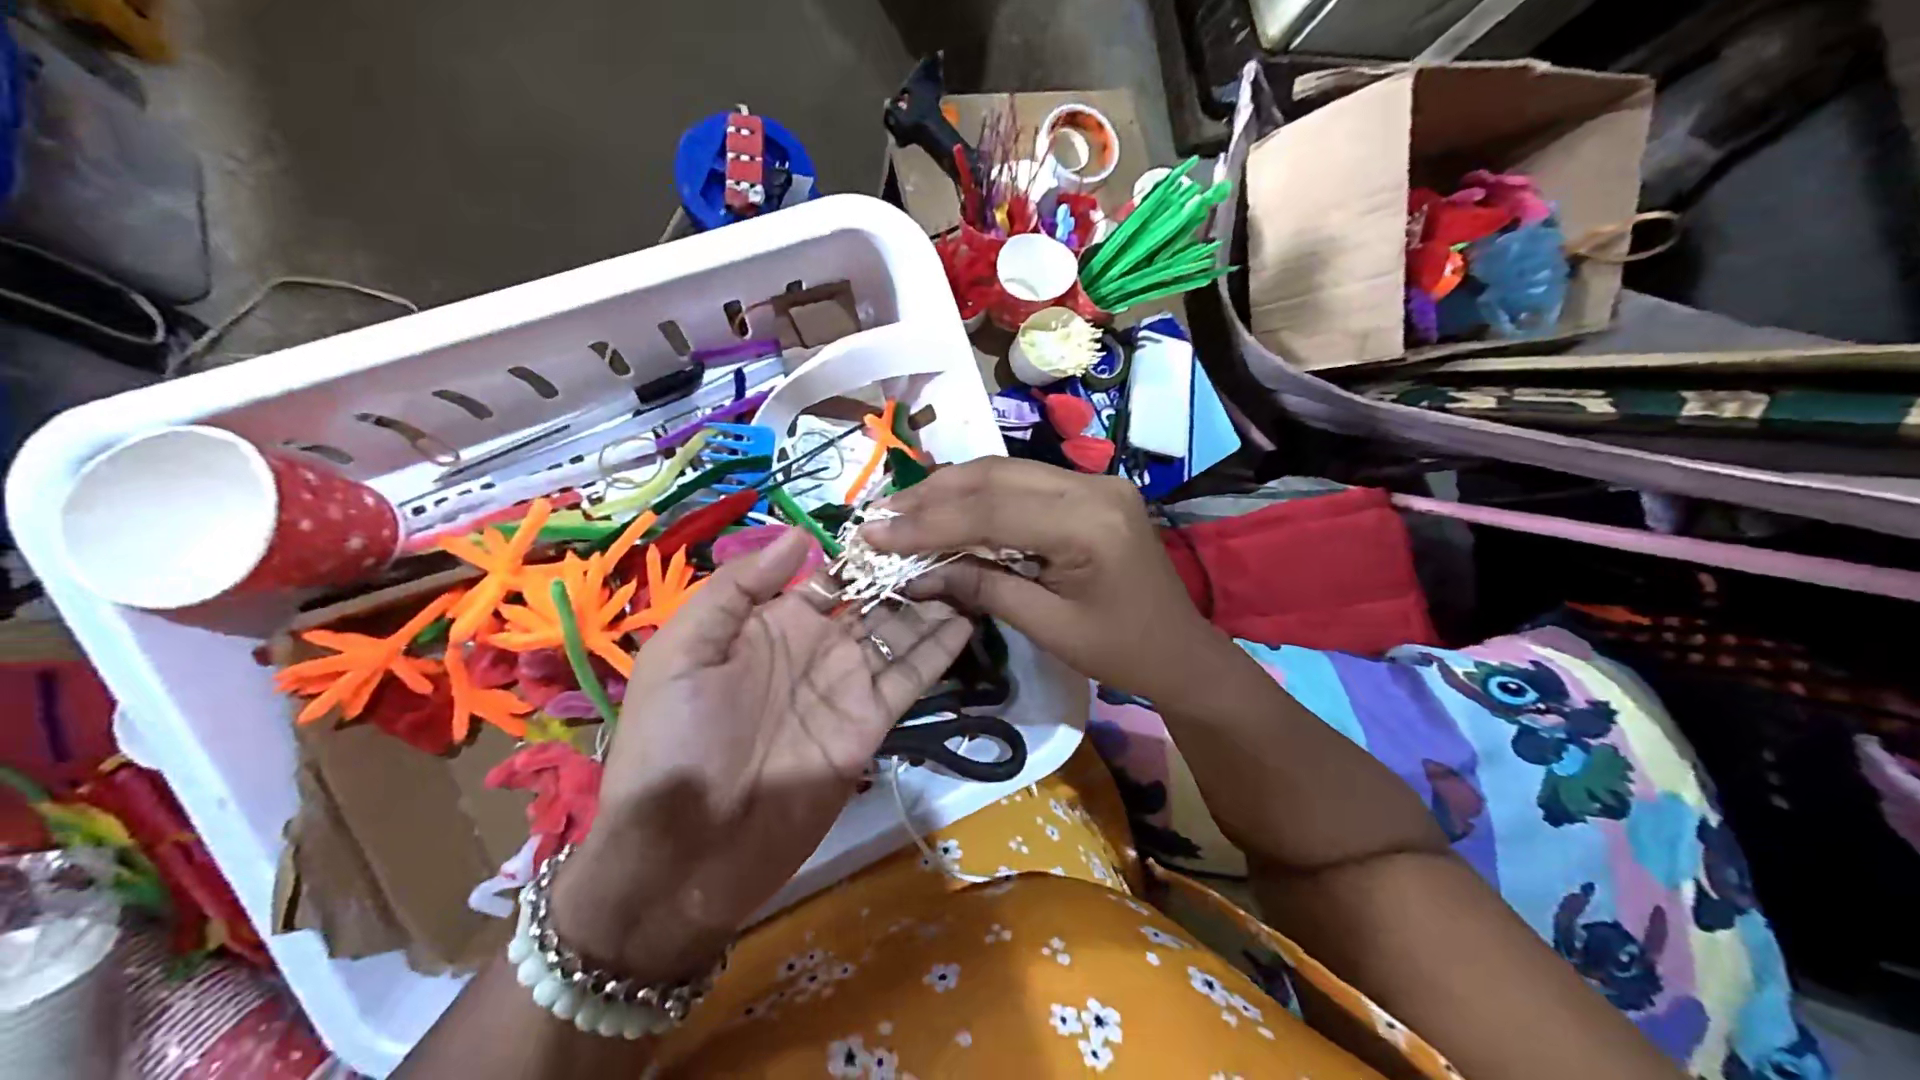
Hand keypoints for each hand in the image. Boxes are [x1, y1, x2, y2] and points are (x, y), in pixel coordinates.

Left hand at [550, 528, 971, 981]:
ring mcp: (848, 685)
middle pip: (873, 598)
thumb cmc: (671, 744)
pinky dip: (939, 649)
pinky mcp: (871, 724)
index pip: (829, 573)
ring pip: (900, 631)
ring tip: (969, 565)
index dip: (863, 549)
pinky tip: (967, 617)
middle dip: (908, 569)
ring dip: (931, 601)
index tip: (903, 519)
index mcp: (772, 623)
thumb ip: (738, 589)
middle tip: (952, 537)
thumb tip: (799, 533)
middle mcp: (817, 647)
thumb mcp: (682, 653)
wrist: (687, 853)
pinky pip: (910, 678)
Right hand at [863, 459, 1224, 706]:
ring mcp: (1096, 482)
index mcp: (1090, 524)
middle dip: (932, 495)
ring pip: (1005, 471)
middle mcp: (1094, 487)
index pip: (991, 512)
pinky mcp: (1092, 489)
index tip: (875, 533)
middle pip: (995, 477)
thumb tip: (916, 574)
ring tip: (902, 509)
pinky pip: (1024, 481)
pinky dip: (980, 493)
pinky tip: (947, 505)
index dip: (927, 522)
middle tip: (881, 515)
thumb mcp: (1049, 628)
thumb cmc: (1122, 651)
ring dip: (950, 488)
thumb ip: (983, 589)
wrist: (1182, 650)